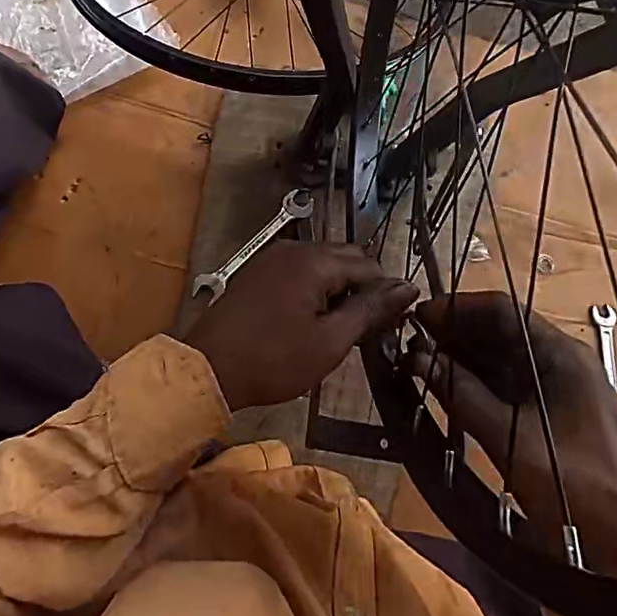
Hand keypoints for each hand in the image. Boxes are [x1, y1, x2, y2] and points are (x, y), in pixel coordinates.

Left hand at [184, 242, 416, 411]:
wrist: (210, 366)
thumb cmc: (273, 359)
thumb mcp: (330, 341)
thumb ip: (369, 310)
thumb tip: (406, 288)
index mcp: (313, 261)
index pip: (369, 265)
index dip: (387, 293)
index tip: (395, 325)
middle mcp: (293, 249)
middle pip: (346, 258)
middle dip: (364, 287)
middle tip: (372, 329)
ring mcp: (272, 258)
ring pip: (323, 264)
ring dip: (340, 288)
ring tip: (345, 328)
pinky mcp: (258, 272)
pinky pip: (299, 271)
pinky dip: (316, 288)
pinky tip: (316, 320)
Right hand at [404, 292, 616, 585]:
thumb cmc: (575, 488)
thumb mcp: (509, 438)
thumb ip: (460, 393)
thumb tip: (416, 358)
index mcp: (562, 356)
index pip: (502, 310)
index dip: (456, 307)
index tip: (418, 316)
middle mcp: (559, 363)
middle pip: (497, 331)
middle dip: (452, 333)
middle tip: (409, 340)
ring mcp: (554, 389)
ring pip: (496, 357)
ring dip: (457, 357)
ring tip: (417, 362)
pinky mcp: (546, 414)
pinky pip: (501, 383)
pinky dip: (470, 380)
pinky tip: (441, 385)